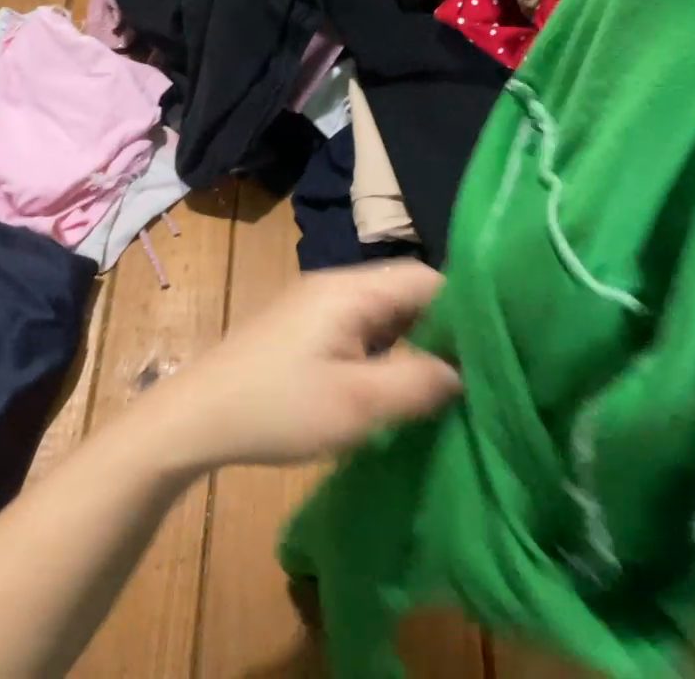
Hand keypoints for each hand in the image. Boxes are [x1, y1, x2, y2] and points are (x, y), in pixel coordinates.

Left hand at [141, 261, 460, 469]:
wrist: (194, 418)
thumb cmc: (276, 408)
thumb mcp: (356, 404)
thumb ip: (417, 383)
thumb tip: (465, 371)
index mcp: (351, 290)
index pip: (427, 277)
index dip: (468, 308)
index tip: (499, 347)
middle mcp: (336, 286)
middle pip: (406, 293)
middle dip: (444, 329)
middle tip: (479, 373)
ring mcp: (316, 307)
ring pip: (385, 314)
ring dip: (414, 344)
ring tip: (446, 384)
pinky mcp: (304, 330)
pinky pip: (361, 330)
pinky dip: (386, 352)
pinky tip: (397, 386)